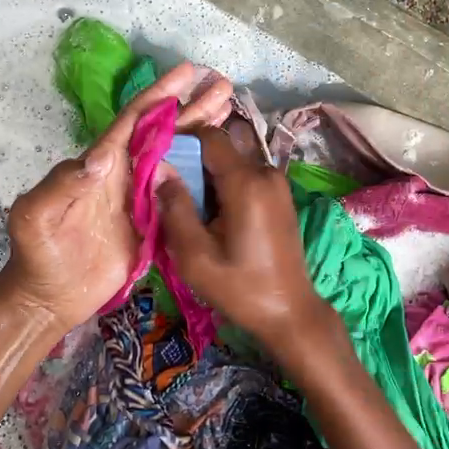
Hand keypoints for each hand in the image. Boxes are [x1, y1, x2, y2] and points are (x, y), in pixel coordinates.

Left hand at [0, 62, 234, 329]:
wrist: (49, 298)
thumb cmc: (37, 254)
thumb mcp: (36, 216)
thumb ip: (62, 184)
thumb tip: (100, 157)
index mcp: (99, 163)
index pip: (134, 121)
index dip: (159, 95)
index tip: (186, 72)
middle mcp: (124, 173)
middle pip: (163, 131)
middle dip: (191, 106)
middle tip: (222, 84)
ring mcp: (140, 197)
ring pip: (176, 155)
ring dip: (201, 130)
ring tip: (228, 107)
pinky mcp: (154, 222)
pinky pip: (182, 190)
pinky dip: (203, 171)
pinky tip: (223, 160)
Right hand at [157, 127, 330, 347]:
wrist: (290, 313)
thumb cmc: (241, 288)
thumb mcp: (196, 256)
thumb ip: (175, 208)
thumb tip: (159, 169)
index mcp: (246, 182)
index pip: (209, 136)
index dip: (181, 142)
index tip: (159, 162)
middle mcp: (266, 172)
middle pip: (220, 150)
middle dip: (192, 165)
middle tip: (169, 194)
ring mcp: (277, 183)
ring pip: (231, 164)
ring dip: (207, 179)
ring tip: (189, 210)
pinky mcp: (280, 196)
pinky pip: (245, 177)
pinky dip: (224, 188)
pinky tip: (212, 219)